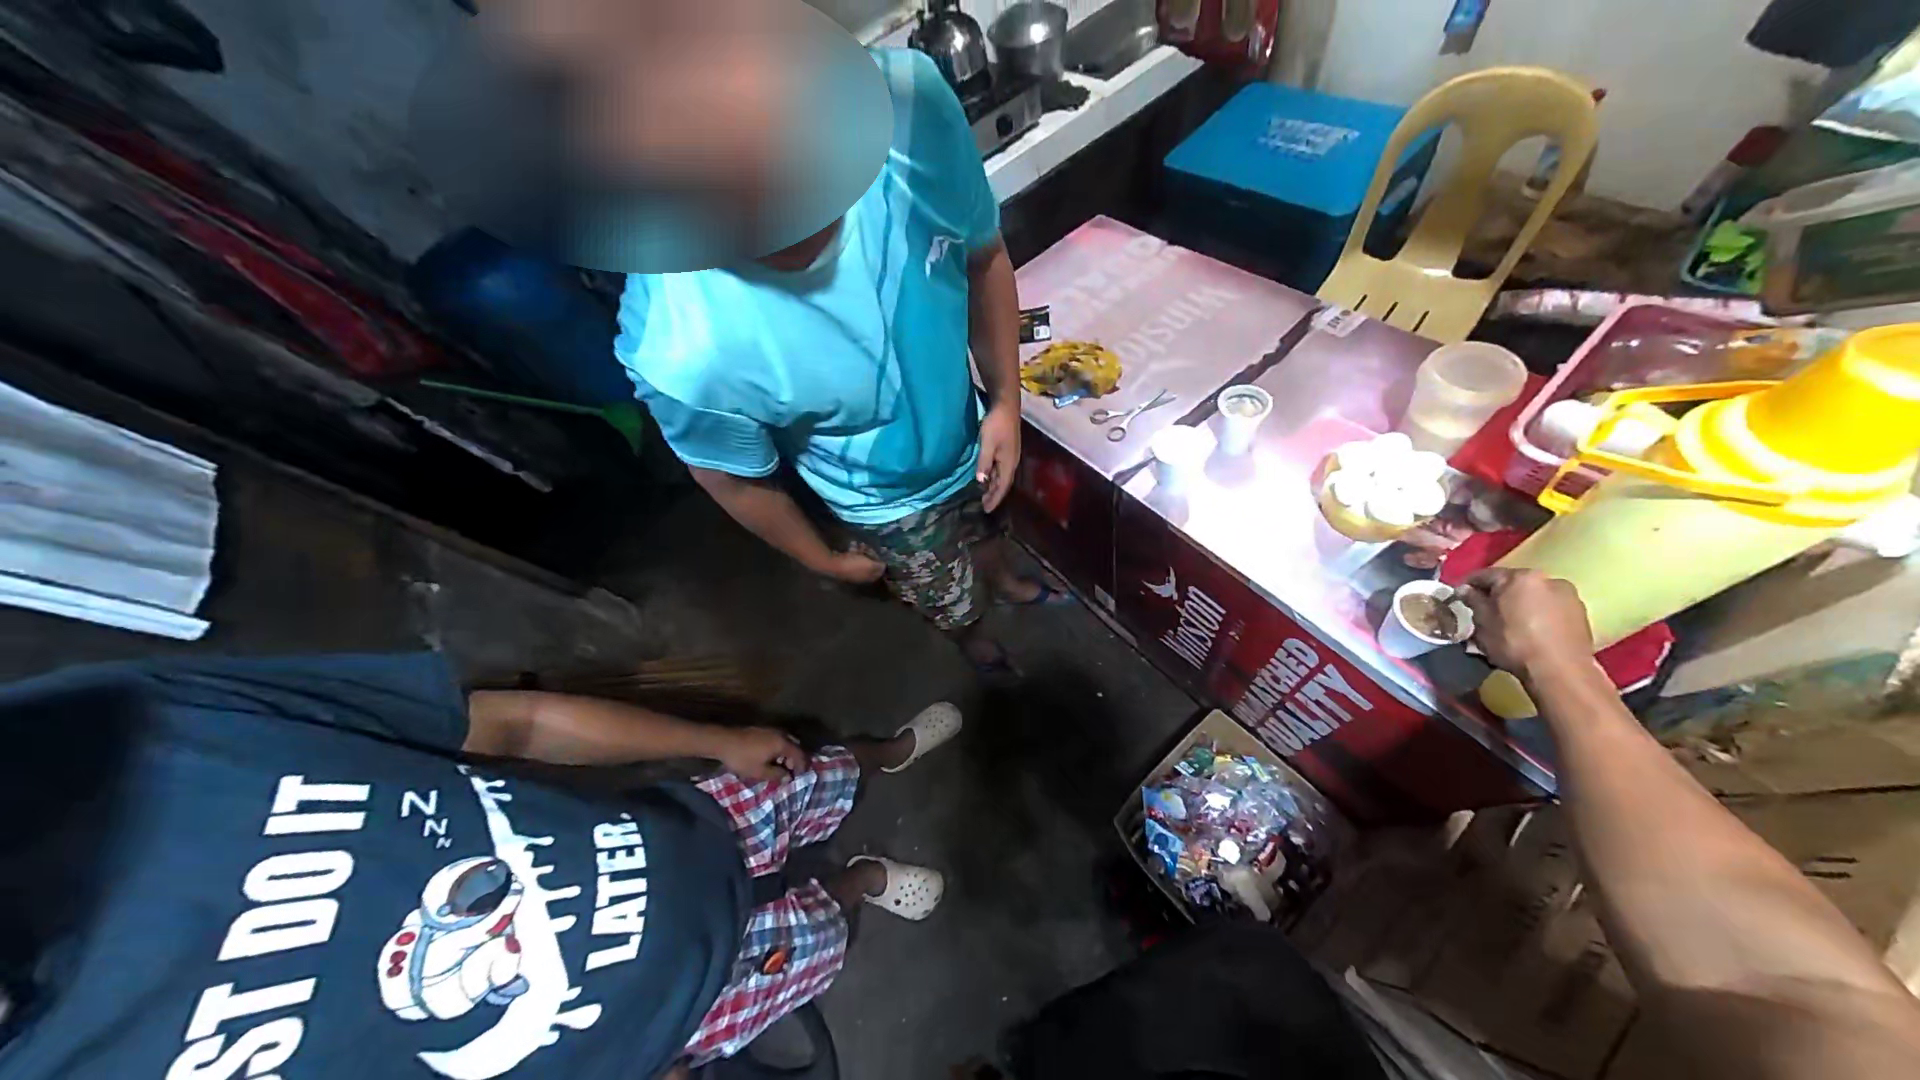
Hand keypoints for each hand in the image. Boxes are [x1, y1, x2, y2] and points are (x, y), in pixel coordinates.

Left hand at [714, 726, 808, 783]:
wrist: (723, 741)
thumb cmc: (743, 758)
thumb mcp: (760, 772)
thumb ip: (776, 775)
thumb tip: (788, 777)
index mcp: (782, 743)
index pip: (799, 754)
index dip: (802, 765)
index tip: (800, 776)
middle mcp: (780, 734)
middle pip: (795, 745)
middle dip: (795, 759)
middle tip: (791, 771)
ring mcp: (771, 730)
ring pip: (786, 741)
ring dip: (787, 753)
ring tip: (780, 766)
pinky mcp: (763, 729)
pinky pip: (778, 739)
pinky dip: (779, 748)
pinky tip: (771, 757)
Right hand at [821, 550, 885, 584]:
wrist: (832, 564)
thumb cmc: (853, 565)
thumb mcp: (870, 566)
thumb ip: (879, 566)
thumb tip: (884, 566)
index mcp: (868, 578)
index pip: (878, 571)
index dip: (880, 562)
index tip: (880, 553)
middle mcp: (860, 577)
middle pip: (869, 565)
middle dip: (870, 555)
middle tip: (868, 547)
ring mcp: (851, 572)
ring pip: (860, 560)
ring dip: (862, 551)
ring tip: (860, 544)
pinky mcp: (843, 565)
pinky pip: (852, 557)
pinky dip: (853, 551)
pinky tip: (852, 545)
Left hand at [977, 401, 1021, 512]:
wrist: (1006, 406)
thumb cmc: (996, 425)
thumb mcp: (987, 444)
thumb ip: (984, 463)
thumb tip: (981, 481)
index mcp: (1008, 464)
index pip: (1002, 487)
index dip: (995, 499)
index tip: (987, 510)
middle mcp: (1012, 462)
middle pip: (1004, 484)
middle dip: (994, 495)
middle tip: (984, 505)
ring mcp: (1011, 456)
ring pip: (1002, 477)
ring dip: (994, 486)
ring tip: (985, 495)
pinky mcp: (1008, 450)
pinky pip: (1001, 469)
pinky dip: (994, 477)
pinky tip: (987, 477)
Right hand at [1457, 568, 1595, 678]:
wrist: (1561, 670)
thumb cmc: (1514, 642)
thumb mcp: (1482, 622)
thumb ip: (1473, 601)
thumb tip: (1465, 590)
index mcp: (1520, 577)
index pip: (1485, 575)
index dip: (1468, 585)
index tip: (1458, 596)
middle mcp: (1547, 579)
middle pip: (1513, 583)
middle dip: (1497, 594)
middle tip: (1483, 610)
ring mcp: (1568, 595)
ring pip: (1533, 595)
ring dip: (1519, 603)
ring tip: (1508, 621)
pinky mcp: (1581, 613)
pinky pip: (1550, 607)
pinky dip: (1537, 613)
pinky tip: (1530, 629)